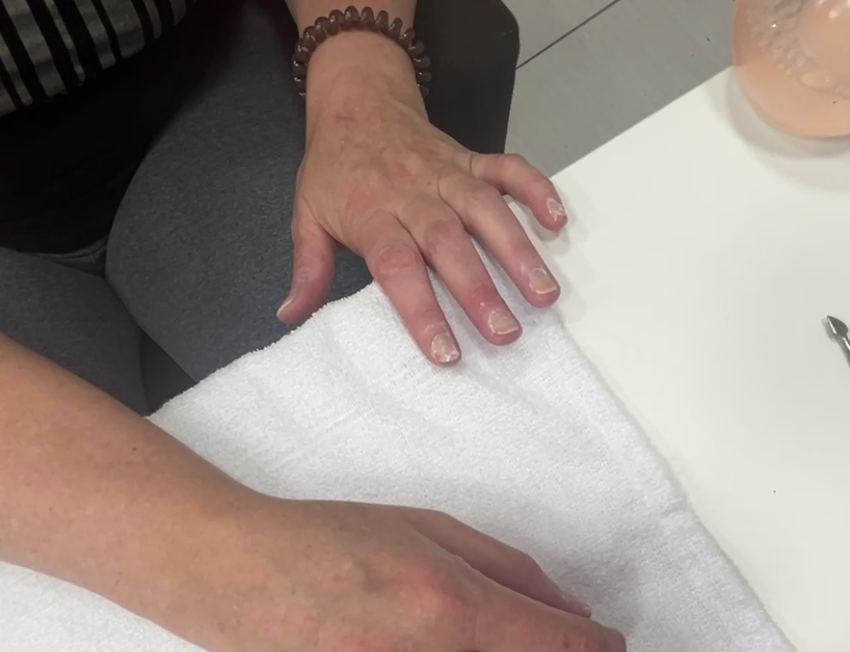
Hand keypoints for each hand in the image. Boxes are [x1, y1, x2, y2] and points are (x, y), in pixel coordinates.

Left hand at [280, 32, 568, 364]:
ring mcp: (448, 175)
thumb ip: (307, 270)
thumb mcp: (307, 217)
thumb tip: (291, 315)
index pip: (399, 268)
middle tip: (505, 333)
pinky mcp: (472, 159)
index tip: (445, 352)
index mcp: (374, 216)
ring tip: (543, 295)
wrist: (357, 102)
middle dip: (480, 291)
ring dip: (519, 251)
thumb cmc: (335, 170)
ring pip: (488, 210)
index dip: (422, 311)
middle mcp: (415, 196)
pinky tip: (558, 222)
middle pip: (450, 244)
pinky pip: (509, 169)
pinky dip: (536, 189)